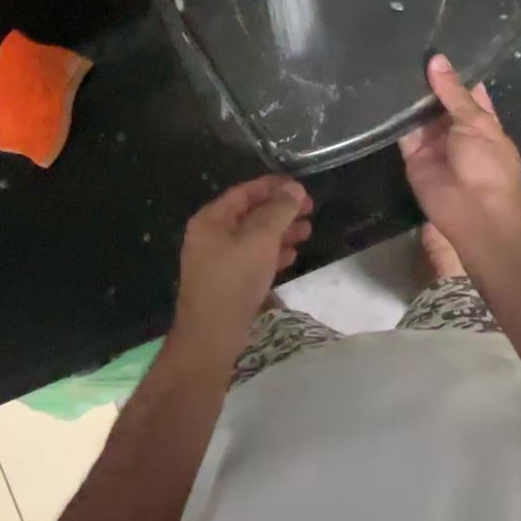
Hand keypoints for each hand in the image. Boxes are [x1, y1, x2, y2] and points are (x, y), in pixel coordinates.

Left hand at [172, 175, 312, 353]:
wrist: (212, 335)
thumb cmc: (234, 279)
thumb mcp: (260, 239)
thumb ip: (278, 211)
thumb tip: (294, 187)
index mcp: (211, 220)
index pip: (243, 193)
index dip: (272, 186)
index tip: (298, 185)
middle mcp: (210, 237)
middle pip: (249, 215)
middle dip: (280, 211)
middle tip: (309, 208)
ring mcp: (217, 261)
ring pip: (253, 238)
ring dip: (280, 232)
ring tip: (308, 230)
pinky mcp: (227, 282)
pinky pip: (252, 259)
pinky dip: (272, 254)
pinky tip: (293, 255)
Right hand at [398, 55, 520, 243]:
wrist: (476, 211)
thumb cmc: (488, 163)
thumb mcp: (476, 121)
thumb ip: (453, 92)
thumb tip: (437, 60)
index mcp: (480, 119)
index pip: (465, 88)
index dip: (452, 69)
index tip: (435, 42)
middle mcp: (455, 128)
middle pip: (437, 100)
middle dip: (425, 80)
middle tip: (404, 47)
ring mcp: (433, 143)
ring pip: (417, 115)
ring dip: (407, 97)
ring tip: (389, 63)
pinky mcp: (413, 157)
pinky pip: (401, 134)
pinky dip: (393, 118)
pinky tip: (380, 93)